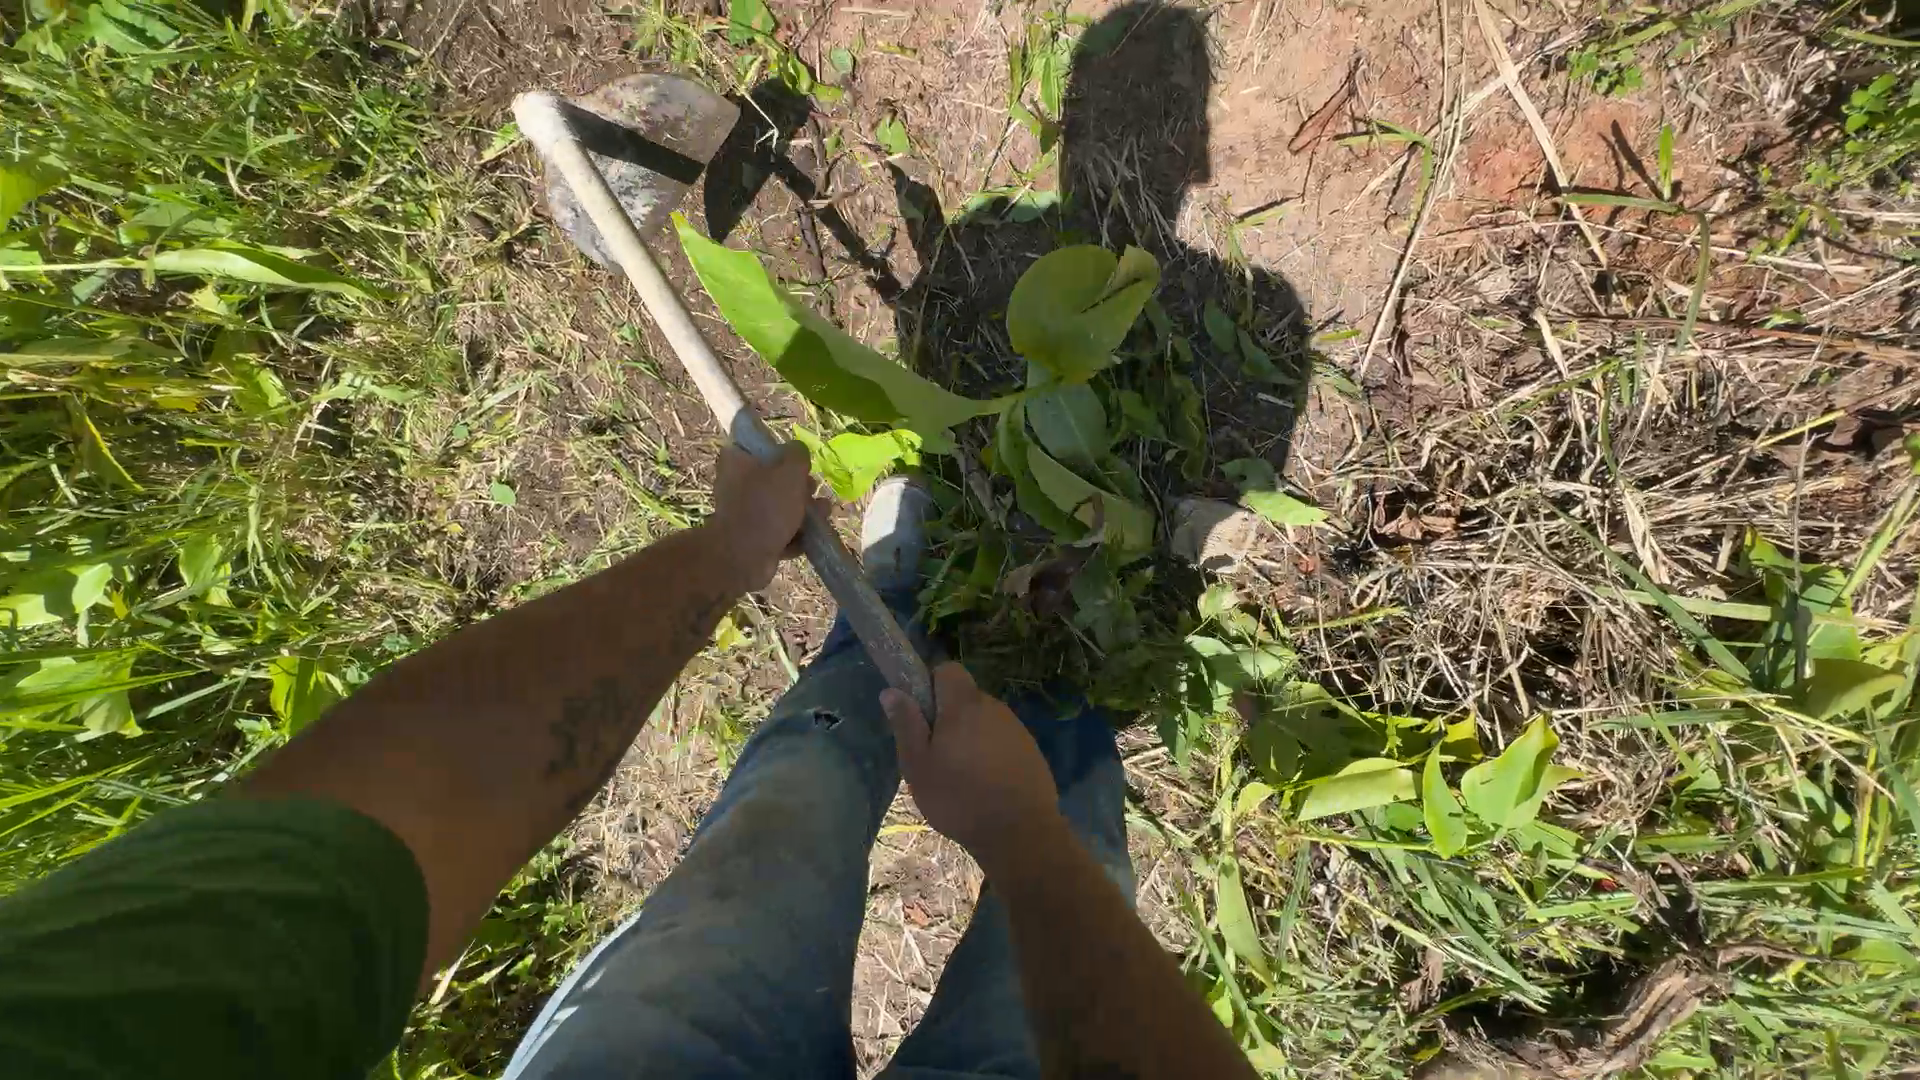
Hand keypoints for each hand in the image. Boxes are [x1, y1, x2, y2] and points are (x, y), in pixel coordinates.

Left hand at [708, 442, 814, 590]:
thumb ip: (797, 454)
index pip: (759, 446)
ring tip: (822, 516)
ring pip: (781, 506)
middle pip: (775, 478)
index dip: (782, 452)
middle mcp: (736, 484)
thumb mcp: (790, 471)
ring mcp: (744, 512)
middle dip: (800, 487)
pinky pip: (779, 530)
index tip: (798, 463)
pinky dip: (795, 534)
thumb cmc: (766, 506)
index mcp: (737, 460)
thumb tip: (798, 450)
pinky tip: (811, 537)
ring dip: (804, 511)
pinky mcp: (752, 537)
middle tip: (811, 492)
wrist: (744, 556)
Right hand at [881, 663, 1062, 870]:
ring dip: (970, 736)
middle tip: (936, 754)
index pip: (948, 669)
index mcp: (964, 704)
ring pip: (983, 720)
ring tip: (961, 776)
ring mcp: (1016, 727)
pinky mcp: (1030, 749)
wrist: (1020, 832)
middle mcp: (993, 706)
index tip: (923, 715)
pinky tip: (985, 784)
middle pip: (965, 697)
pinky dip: (991, 753)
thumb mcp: (918, 765)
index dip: (931, 685)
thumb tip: (892, 691)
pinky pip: (1001, 739)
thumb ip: (906, 724)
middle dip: (949, 717)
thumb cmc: (959, 797)